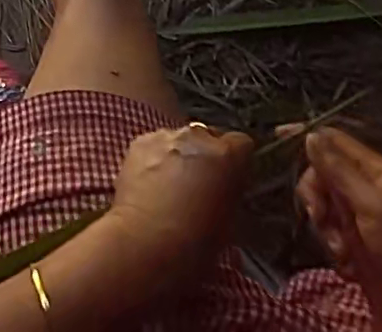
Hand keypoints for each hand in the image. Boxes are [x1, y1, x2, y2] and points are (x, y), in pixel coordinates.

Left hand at [104, 123, 253, 286]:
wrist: (146, 245)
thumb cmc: (196, 245)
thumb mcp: (230, 223)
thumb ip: (230, 194)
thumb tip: (224, 191)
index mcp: (227, 156)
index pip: (241, 143)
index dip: (236, 162)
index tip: (230, 180)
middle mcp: (197, 137)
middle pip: (208, 136)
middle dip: (206, 156)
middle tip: (198, 186)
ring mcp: (166, 136)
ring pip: (179, 140)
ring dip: (179, 156)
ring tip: (169, 187)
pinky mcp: (140, 142)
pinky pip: (153, 145)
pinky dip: (154, 159)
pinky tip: (148, 184)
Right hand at [293, 127, 381, 319]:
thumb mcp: (374, 208)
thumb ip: (339, 171)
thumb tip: (310, 134)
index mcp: (377, 172)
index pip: (335, 140)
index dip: (308, 135)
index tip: (277, 135)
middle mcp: (367, 189)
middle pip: (323, 172)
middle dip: (314, 193)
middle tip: (318, 216)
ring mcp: (362, 219)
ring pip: (323, 204)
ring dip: (324, 226)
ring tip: (340, 251)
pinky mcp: (357, 246)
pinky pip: (330, 233)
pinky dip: (333, 247)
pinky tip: (348, 266)